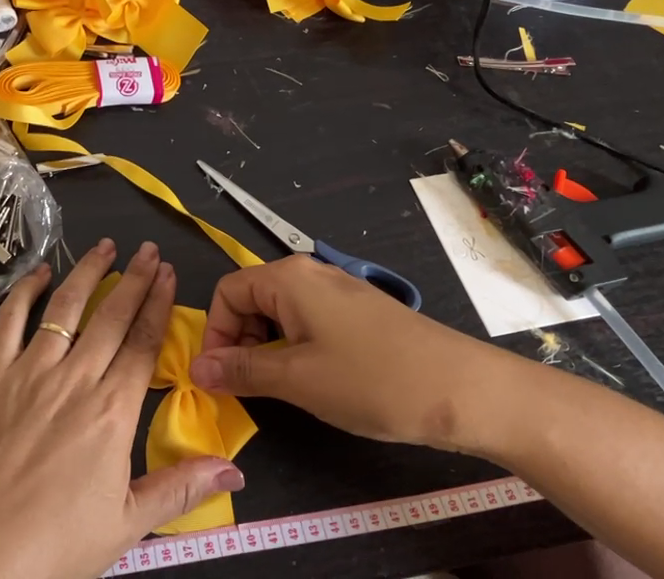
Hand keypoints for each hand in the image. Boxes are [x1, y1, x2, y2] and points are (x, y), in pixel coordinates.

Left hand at [0, 240, 243, 578]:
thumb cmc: (56, 542)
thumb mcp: (128, 523)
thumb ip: (181, 488)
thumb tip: (234, 471)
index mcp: (112, 412)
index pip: (143, 343)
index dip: (158, 305)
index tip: (170, 275)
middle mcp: (75, 379)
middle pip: (111, 316)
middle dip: (134, 278)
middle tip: (149, 250)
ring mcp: (30, 371)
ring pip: (65, 307)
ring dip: (87, 272)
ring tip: (105, 247)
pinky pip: (10, 321)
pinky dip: (25, 291)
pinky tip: (40, 273)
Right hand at [189, 255, 531, 452]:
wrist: (465, 391)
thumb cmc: (372, 380)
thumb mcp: (298, 380)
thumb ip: (242, 371)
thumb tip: (197, 367)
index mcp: (288, 278)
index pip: (227, 292)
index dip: (215, 334)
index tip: (220, 377)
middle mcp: (310, 274)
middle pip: (252, 299)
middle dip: (241, 342)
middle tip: (250, 388)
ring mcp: (339, 291)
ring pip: (281, 314)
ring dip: (269, 349)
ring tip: (284, 390)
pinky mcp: (361, 313)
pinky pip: (309, 322)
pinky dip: (297, 349)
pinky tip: (317, 383)